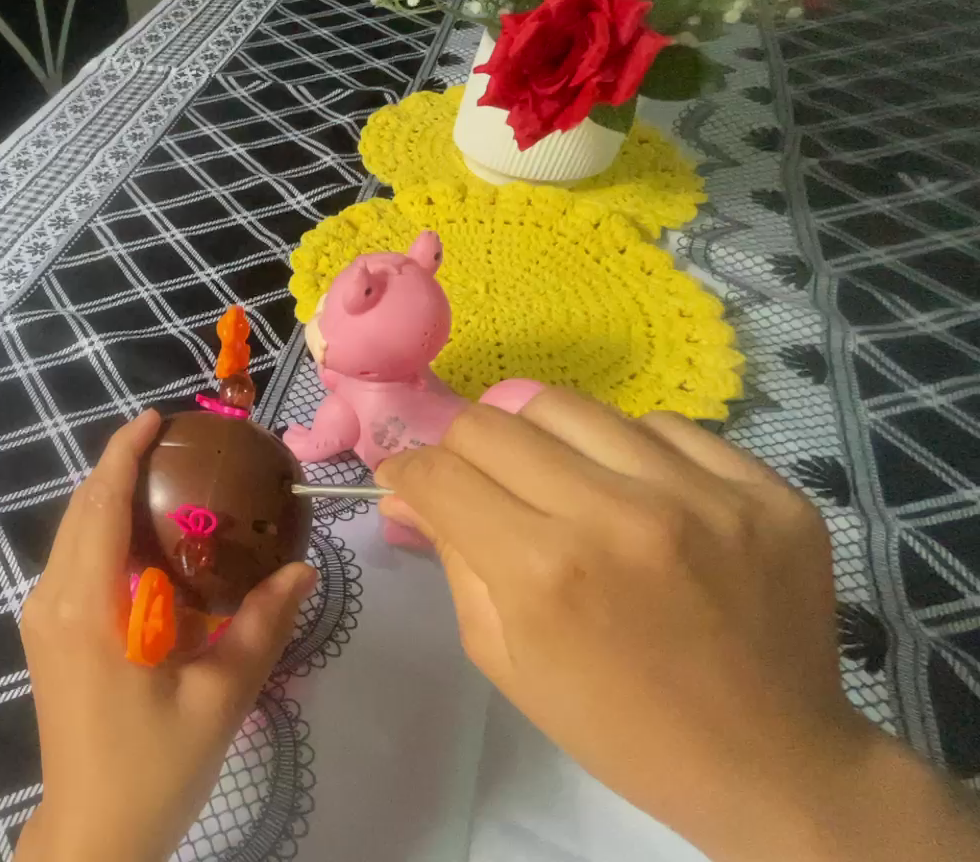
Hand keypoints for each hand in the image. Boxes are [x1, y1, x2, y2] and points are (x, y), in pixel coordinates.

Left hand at [15, 410, 316, 861]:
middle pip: (81, 509)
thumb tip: (302, 568)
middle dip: (118, 467)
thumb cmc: (155, 768)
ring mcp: (40, 614)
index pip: (101, 505)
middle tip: (169, 443)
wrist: (92, 831)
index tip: (153, 417)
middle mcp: (52, 597)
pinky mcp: (44, 631)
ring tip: (160, 479)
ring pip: (71, 532)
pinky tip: (140, 540)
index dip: (123, 453)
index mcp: (87, 606)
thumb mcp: (218, 699)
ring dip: (108, 499)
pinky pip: (70, 560)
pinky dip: (101, 533)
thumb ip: (260, 627)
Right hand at [378, 388, 979, 861]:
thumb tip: (402, 492)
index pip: (436, 471)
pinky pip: (659, 425)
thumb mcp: (498, 650)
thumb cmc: (608, 719)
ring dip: (535, 437)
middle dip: (458, 449)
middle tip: (472, 480)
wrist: (770, 765)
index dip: (405, 471)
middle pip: (488, 424)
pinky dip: (623, 449)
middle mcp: (617, 516)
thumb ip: (450, 555)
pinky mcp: (766, 493)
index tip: (407, 482)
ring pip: (566, 407)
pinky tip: (633, 492)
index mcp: (541, 569)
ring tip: (552, 478)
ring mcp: (703, 498)